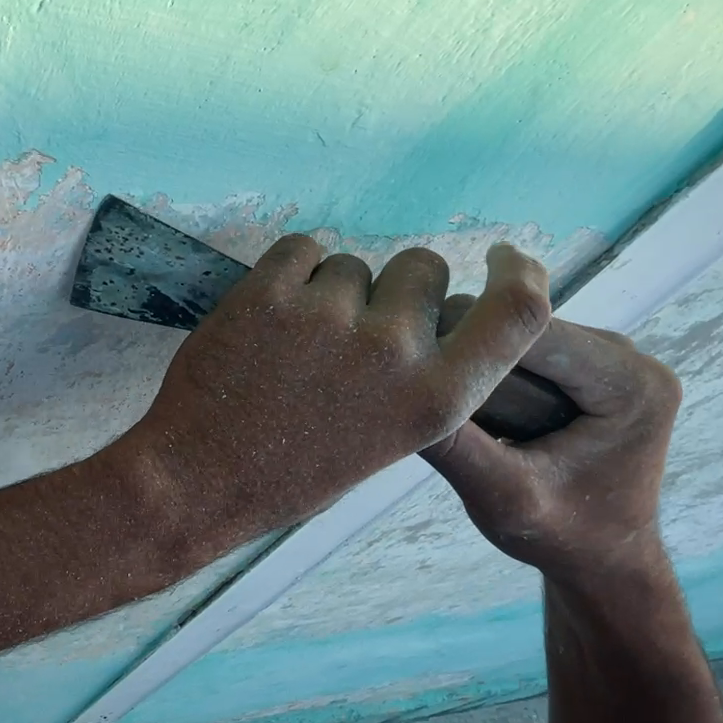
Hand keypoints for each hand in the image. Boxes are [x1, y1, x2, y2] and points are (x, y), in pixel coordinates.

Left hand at [106, 238, 552, 551]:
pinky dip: (288, 268)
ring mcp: (326, 318)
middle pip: (421, 267)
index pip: (519, 312)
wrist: (203, 476)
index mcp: (437, 399)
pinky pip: (299, 246)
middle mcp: (393, 350)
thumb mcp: (389, 437)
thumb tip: (419, 315)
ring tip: (292, 338)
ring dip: (328, 287)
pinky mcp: (267, 295)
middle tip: (350, 320)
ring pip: (349, 262)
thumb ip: (417, 378)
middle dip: (391, 285)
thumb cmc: (292, 468)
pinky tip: (269, 308)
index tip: (504, 259)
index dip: (519, 275)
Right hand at [422, 303, 682, 579]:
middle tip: (426, 399)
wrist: (600, 559)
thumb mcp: (500, 498)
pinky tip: (453, 398)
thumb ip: (453, 445)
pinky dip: (466, 361)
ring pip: (492, 322)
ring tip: (439, 404)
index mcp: (627, 380)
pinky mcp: (567, 356)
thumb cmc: (560, 535)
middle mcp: (620, 351)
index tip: (409, 375)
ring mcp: (593, 349)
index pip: (519, 324)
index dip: (458, 342)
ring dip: (456, 356)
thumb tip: (388, 390)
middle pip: (503, 318)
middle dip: (457, 353)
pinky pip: (495, 336)